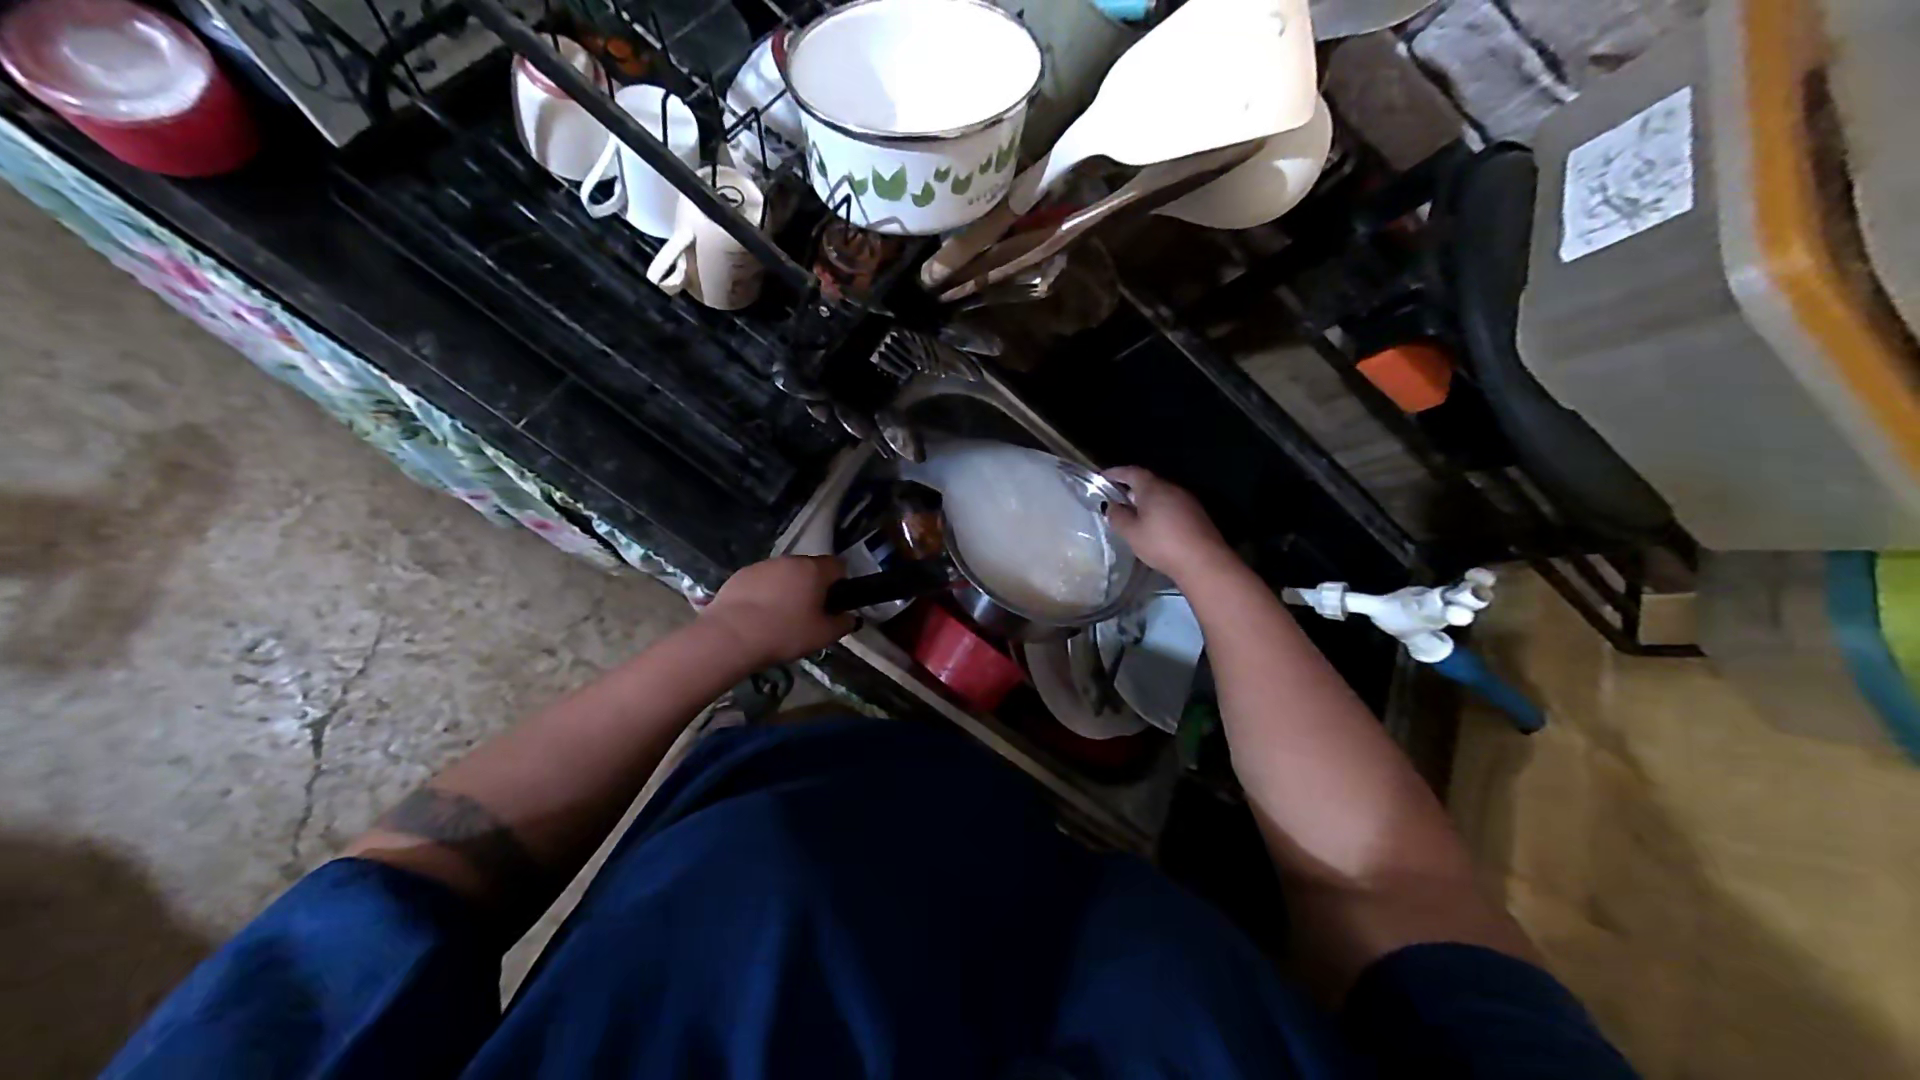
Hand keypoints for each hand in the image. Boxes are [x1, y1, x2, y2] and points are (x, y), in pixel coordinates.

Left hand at [698, 555, 855, 668]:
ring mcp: (762, 565)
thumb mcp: (823, 636)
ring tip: (779, 618)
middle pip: (810, 568)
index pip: (838, 566)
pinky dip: (764, 594)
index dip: (840, 584)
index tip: (833, 605)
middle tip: (807, 615)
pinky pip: (761, 581)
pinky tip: (757, 617)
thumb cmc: (784, 633)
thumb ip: (843, 624)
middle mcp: (789, 560)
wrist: (730, 636)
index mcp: (814, 570)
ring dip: (787, 590)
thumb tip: (850, 618)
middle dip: (812, 587)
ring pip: (784, 574)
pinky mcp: (740, 575)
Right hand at [1104, 467, 1236, 583]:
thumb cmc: (1162, 544)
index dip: (1116, 472)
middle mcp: (1172, 488)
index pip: (1132, 472)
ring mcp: (1187, 500)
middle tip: (1117, 497)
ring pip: (1162, 494)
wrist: (1204, 561)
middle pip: (1148, 482)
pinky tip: (1156, 524)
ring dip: (1147, 500)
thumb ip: (1118, 517)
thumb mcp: (1131, 533)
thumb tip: (1111, 505)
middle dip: (1131, 487)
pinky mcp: (1197, 514)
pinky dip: (1159, 509)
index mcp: (1153, 488)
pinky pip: (1172, 504)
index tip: (1103, 476)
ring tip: (1134, 513)